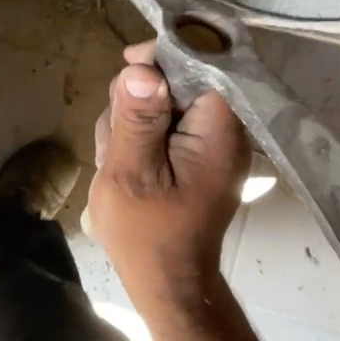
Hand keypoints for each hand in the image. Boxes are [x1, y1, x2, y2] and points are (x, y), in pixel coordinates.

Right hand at [82, 41, 249, 308]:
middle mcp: (222, 132)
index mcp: (218, 133)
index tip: (127, 63)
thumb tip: (142, 70)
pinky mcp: (190, 156)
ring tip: (117, 162)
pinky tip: (123, 166)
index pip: (202, 65)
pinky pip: (157, 126)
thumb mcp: (131, 172)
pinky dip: (134, 139)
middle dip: (135, 100)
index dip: (163, 57)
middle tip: (117, 141)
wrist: (163, 283)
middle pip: (174, 83)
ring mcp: (206, 145)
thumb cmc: (147, 233)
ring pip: (158, 104)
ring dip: (128, 123)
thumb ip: (137, 118)